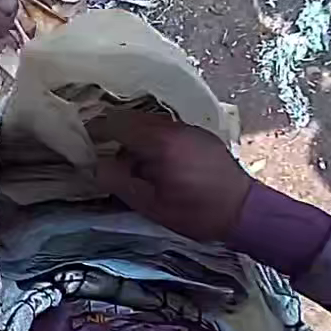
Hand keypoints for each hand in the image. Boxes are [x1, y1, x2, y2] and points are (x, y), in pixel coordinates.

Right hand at [89, 109, 252, 242]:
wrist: (246, 212)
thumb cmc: (195, 213)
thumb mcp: (150, 205)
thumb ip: (119, 182)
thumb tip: (97, 165)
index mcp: (159, 142)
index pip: (116, 122)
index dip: (96, 129)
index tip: (84, 142)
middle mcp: (173, 127)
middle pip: (131, 117)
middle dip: (113, 132)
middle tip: (101, 152)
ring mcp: (189, 128)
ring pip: (148, 122)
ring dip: (133, 136)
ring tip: (128, 163)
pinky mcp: (199, 135)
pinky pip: (166, 128)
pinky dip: (152, 139)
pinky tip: (154, 162)